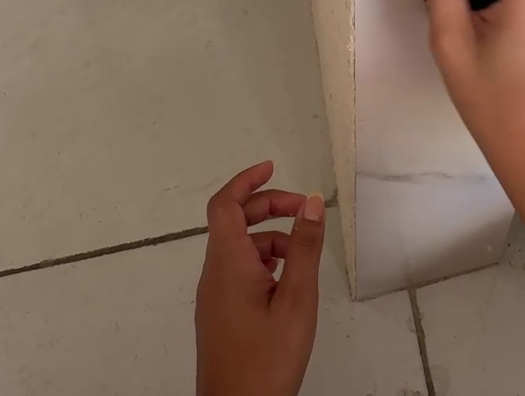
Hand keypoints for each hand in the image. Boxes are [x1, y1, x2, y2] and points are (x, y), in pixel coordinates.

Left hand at [194, 161, 325, 395]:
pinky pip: (238, 270)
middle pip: (234, 221)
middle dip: (269, 206)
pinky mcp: (220, 315)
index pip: (224, 204)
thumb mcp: (296, 299)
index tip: (273, 167)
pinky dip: (263, 260)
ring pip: (239, 247)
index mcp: (227, 264)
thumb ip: (304, 247)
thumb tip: (310, 200)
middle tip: (305, 210)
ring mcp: (214, 296)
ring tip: (304, 252)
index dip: (246, 180)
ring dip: (270, 236)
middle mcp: (214, 274)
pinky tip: (287, 279)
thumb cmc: (267, 358)